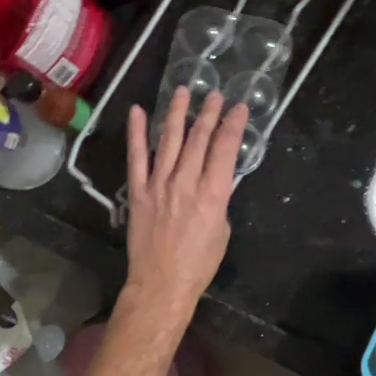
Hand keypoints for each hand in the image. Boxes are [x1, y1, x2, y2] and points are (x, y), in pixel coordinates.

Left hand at [123, 88, 248, 317]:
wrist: (162, 283)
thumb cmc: (199, 264)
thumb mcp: (222, 231)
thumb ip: (218, 201)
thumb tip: (215, 182)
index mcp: (212, 194)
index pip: (224, 149)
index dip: (232, 125)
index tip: (238, 107)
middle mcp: (186, 182)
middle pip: (199, 139)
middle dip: (208, 113)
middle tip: (213, 94)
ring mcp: (159, 184)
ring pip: (170, 140)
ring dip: (177, 114)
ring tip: (183, 92)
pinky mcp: (138, 191)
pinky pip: (137, 157)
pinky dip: (137, 134)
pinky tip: (138, 112)